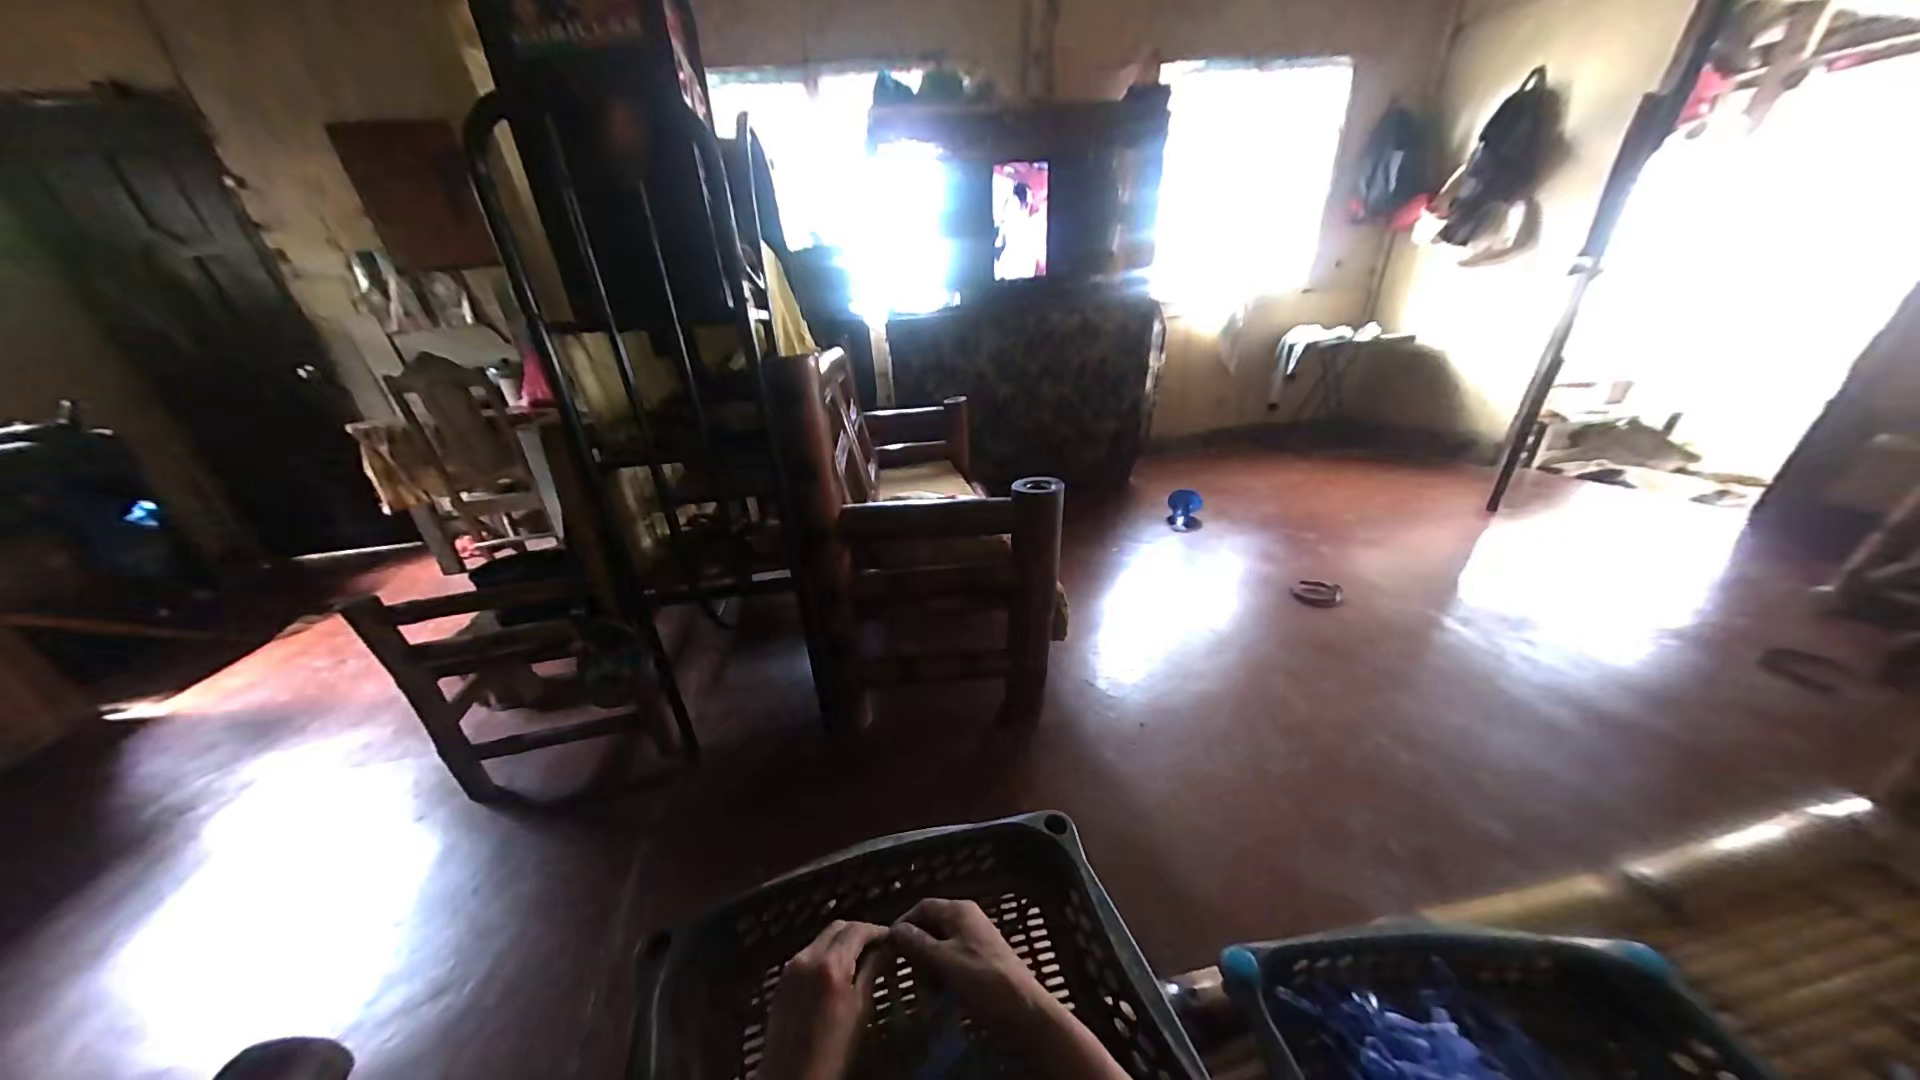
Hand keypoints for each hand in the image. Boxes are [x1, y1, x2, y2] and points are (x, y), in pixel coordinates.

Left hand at [761, 920, 888, 1079]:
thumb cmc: (831, 1053)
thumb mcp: (860, 1011)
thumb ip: (872, 972)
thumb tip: (885, 949)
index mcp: (830, 964)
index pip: (857, 930)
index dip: (877, 930)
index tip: (892, 937)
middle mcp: (808, 957)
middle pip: (838, 927)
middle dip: (859, 932)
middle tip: (877, 945)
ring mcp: (791, 967)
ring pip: (823, 938)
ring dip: (842, 941)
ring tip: (860, 958)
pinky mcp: (783, 979)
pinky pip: (809, 953)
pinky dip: (826, 953)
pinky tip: (838, 972)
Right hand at [890, 899, 1129, 1079]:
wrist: (1023, 1010)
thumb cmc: (983, 979)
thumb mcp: (944, 961)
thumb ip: (917, 943)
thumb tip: (894, 928)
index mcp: (959, 910)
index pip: (923, 906)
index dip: (905, 924)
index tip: (890, 948)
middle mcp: (967, 918)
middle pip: (931, 925)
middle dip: (918, 948)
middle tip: (912, 973)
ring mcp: (976, 939)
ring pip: (941, 945)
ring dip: (929, 965)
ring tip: (929, 988)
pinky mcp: (981, 960)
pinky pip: (953, 960)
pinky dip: (943, 973)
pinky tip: (943, 992)